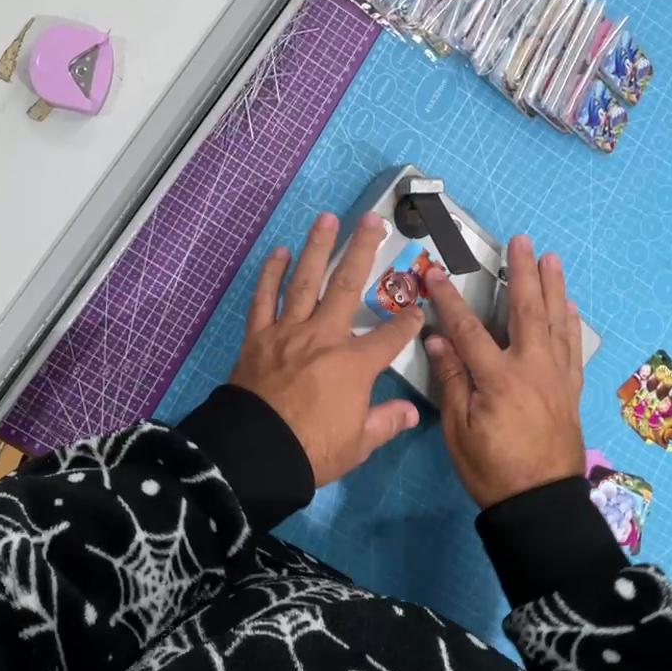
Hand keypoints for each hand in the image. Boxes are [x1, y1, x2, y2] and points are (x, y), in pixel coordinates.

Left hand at [229, 212, 424, 485]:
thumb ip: (385, 422)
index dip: (406, 322)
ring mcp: (288, 331)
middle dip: (362, 251)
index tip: (416, 308)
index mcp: (354, 364)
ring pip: (305, 280)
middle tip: (372, 220)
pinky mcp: (258, 335)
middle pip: (347, 286)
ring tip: (327, 218)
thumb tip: (411, 412)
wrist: (255, 452)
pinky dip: (270, 273)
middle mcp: (324, 336)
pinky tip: (278, 252)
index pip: (390, 337)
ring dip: (317, 247)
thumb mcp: (357, 445)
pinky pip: (264, 298)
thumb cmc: (312, 450)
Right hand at [423, 237, 585, 506]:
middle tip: (522, 241)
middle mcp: (533, 370)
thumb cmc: (491, 469)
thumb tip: (436, 339)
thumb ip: (451, 381)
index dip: (449, 300)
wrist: (541, 506)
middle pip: (527, 312)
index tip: (435, 273)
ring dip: (553, 288)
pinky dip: (571, 322)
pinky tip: (569, 306)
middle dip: (522, 274)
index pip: (468, 329)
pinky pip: (573, 348)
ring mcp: (556, 378)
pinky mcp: (569, 391)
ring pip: (557, 323)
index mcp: (499, 379)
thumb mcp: (458, 430)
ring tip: (552, 259)